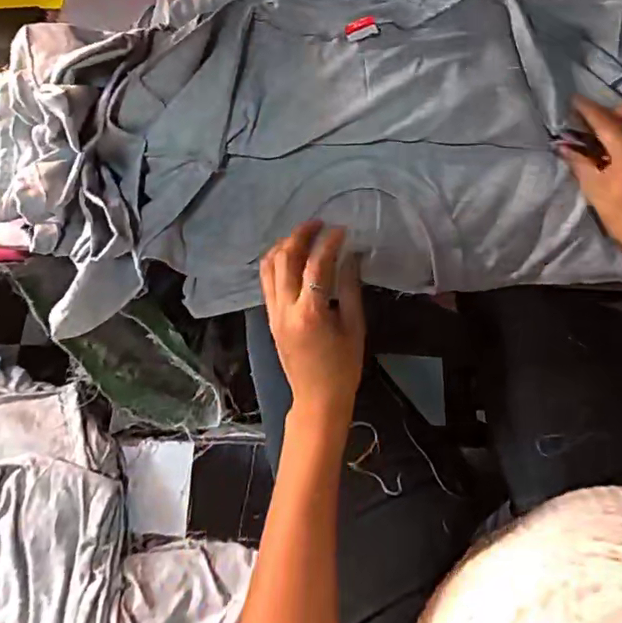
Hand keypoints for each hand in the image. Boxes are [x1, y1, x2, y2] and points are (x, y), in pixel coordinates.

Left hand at [259, 221, 364, 428]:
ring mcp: (273, 312)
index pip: (316, 265)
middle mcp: (285, 308)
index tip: (341, 229)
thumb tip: (352, 256)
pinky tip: (292, 255)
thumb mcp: (354, 327)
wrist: (317, 399)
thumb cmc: (343, 367)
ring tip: (303, 234)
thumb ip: (351, 289)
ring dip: (284, 244)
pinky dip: (277, 261)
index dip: (329, 242)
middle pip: (285, 258)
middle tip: (318, 223)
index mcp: (310, 313)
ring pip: (269, 266)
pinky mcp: (269, 317)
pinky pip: (267, 280)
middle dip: (301, 235)